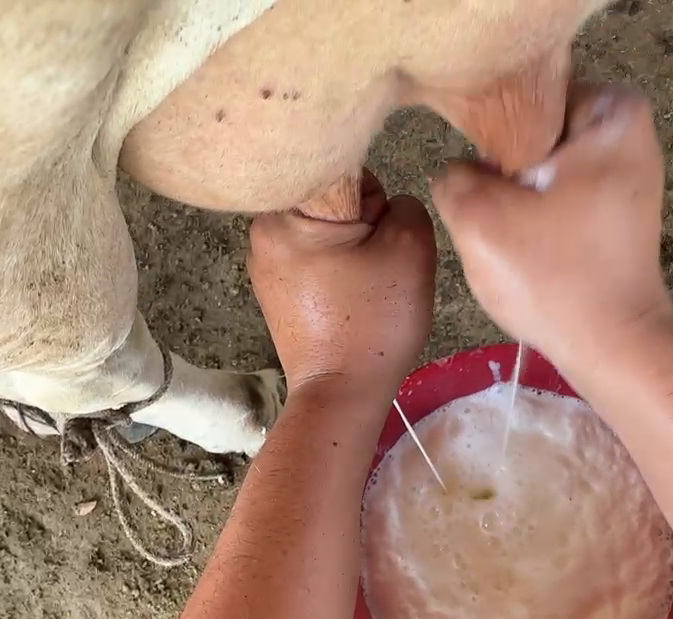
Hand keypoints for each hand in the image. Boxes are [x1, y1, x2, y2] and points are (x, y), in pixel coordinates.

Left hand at [248, 171, 436, 400]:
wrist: (343, 395)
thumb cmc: (372, 323)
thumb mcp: (410, 246)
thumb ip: (406, 202)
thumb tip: (387, 209)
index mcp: (283, 211)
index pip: (343, 169)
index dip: (374, 201)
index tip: (377, 240)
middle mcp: (261, 234)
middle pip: (333, 203)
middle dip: (363, 228)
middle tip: (375, 270)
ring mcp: (264, 268)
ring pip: (328, 236)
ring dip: (353, 255)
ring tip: (364, 292)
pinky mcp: (275, 297)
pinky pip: (317, 267)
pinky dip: (338, 279)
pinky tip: (350, 305)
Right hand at [430, 86, 672, 367]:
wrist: (610, 344)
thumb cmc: (551, 277)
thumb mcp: (479, 221)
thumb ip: (452, 180)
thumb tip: (458, 175)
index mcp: (609, 108)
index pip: (520, 103)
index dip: (487, 148)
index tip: (484, 193)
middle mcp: (629, 130)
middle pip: (532, 141)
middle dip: (505, 181)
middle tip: (498, 226)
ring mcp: (630, 176)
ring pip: (542, 177)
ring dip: (518, 209)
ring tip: (516, 246)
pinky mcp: (622, 216)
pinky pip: (561, 204)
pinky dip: (541, 227)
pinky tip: (534, 257)